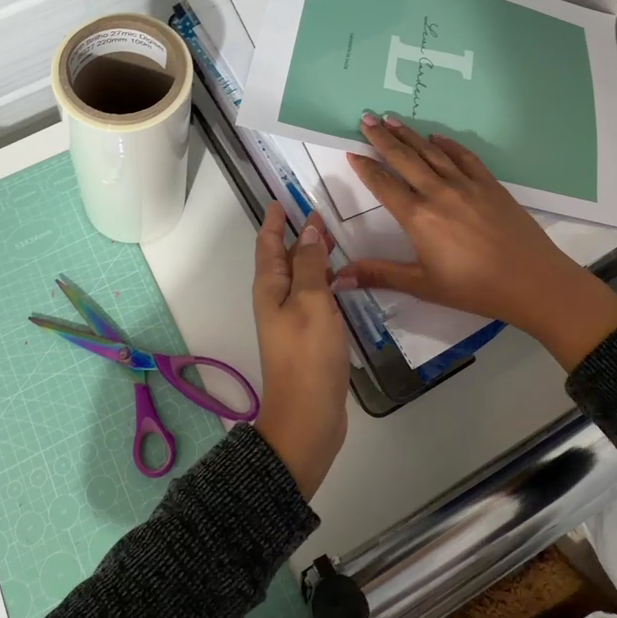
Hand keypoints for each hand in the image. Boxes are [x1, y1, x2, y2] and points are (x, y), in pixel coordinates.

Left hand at [249, 202, 348, 499]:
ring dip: (315, 258)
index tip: (285, 199)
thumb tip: (308, 231)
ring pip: (302, 278)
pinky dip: (327, 283)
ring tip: (336, 240)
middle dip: (299, 236)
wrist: (307, 418)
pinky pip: (315, 298)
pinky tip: (347, 281)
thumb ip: (311, 266)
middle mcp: (276, 299)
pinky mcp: (309, 338)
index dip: (276, 220)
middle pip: (285, 259)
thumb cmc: (307, 356)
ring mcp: (292, 320)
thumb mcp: (312, 302)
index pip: (269, 244)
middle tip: (321, 214)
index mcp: (270, 287)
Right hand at [336, 113, 616, 369]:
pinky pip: (464, 157)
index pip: (384, 185)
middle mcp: (438, 193)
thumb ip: (379, 275)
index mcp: (418, 218)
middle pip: (404, 158)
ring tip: (392, 119)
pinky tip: (436, 138)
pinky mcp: (490, 185)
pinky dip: (447, 145)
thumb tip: (338, 277)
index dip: (366, 168)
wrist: (533, 282)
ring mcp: (466, 185)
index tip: (351, 153)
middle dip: (382, 138)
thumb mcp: (423, 286)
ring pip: (430, 153)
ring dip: (409, 135)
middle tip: (366, 119)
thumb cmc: (475, 288)